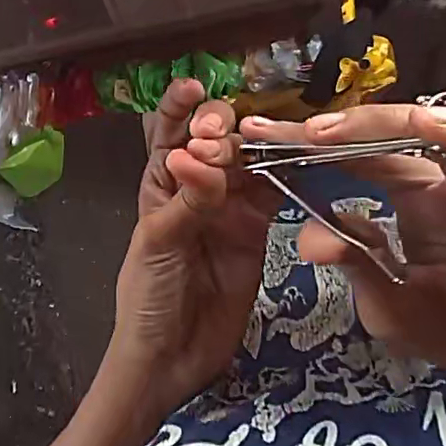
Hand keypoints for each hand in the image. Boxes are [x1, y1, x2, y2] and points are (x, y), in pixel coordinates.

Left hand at [107, 96, 274, 419]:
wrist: (173, 356)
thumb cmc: (149, 296)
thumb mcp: (158, 244)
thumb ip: (186, 202)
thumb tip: (202, 157)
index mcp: (162, 182)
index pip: (169, 132)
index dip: (180, 107)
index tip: (193, 88)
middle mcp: (197, 186)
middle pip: (213, 140)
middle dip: (217, 127)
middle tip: (218, 139)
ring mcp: (230, 206)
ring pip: (247, 161)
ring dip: (254, 147)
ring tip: (261, 143)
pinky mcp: (257, 229)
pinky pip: (274, 193)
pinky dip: (285, 174)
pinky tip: (296, 160)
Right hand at [240, 102, 445, 382]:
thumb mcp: (422, 327)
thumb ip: (371, 281)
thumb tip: (311, 238)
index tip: (429, 126)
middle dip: (382, 125)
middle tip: (314, 134)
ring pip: (409, 131)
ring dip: (345, 128)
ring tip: (278, 132)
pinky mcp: (428, 171)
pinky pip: (385, 147)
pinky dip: (338, 144)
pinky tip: (291, 138)